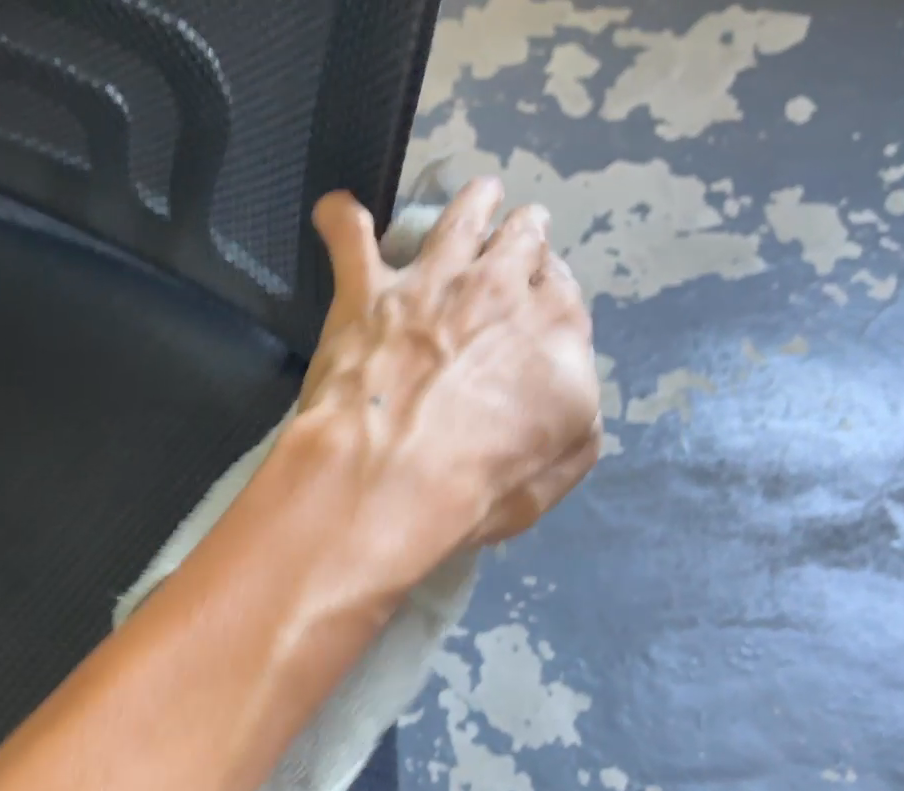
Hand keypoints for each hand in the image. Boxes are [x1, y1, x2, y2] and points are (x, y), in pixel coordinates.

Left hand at [283, 177, 601, 587]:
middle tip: (513, 232)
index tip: (536, 290)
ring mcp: (429, 284)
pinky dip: (341, 220)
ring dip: (470, 204)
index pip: (558, 288)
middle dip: (519, 234)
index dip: (545, 285)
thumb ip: (569, 417)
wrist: (392, 472)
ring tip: (476, 195)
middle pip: (517, 242)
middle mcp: (497, 290)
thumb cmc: (480, 482)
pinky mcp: (365, 295)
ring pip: (458, 220)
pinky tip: (334, 208)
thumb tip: (560, 394)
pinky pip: (351, 239)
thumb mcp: (559, 464)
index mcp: (554, 331)